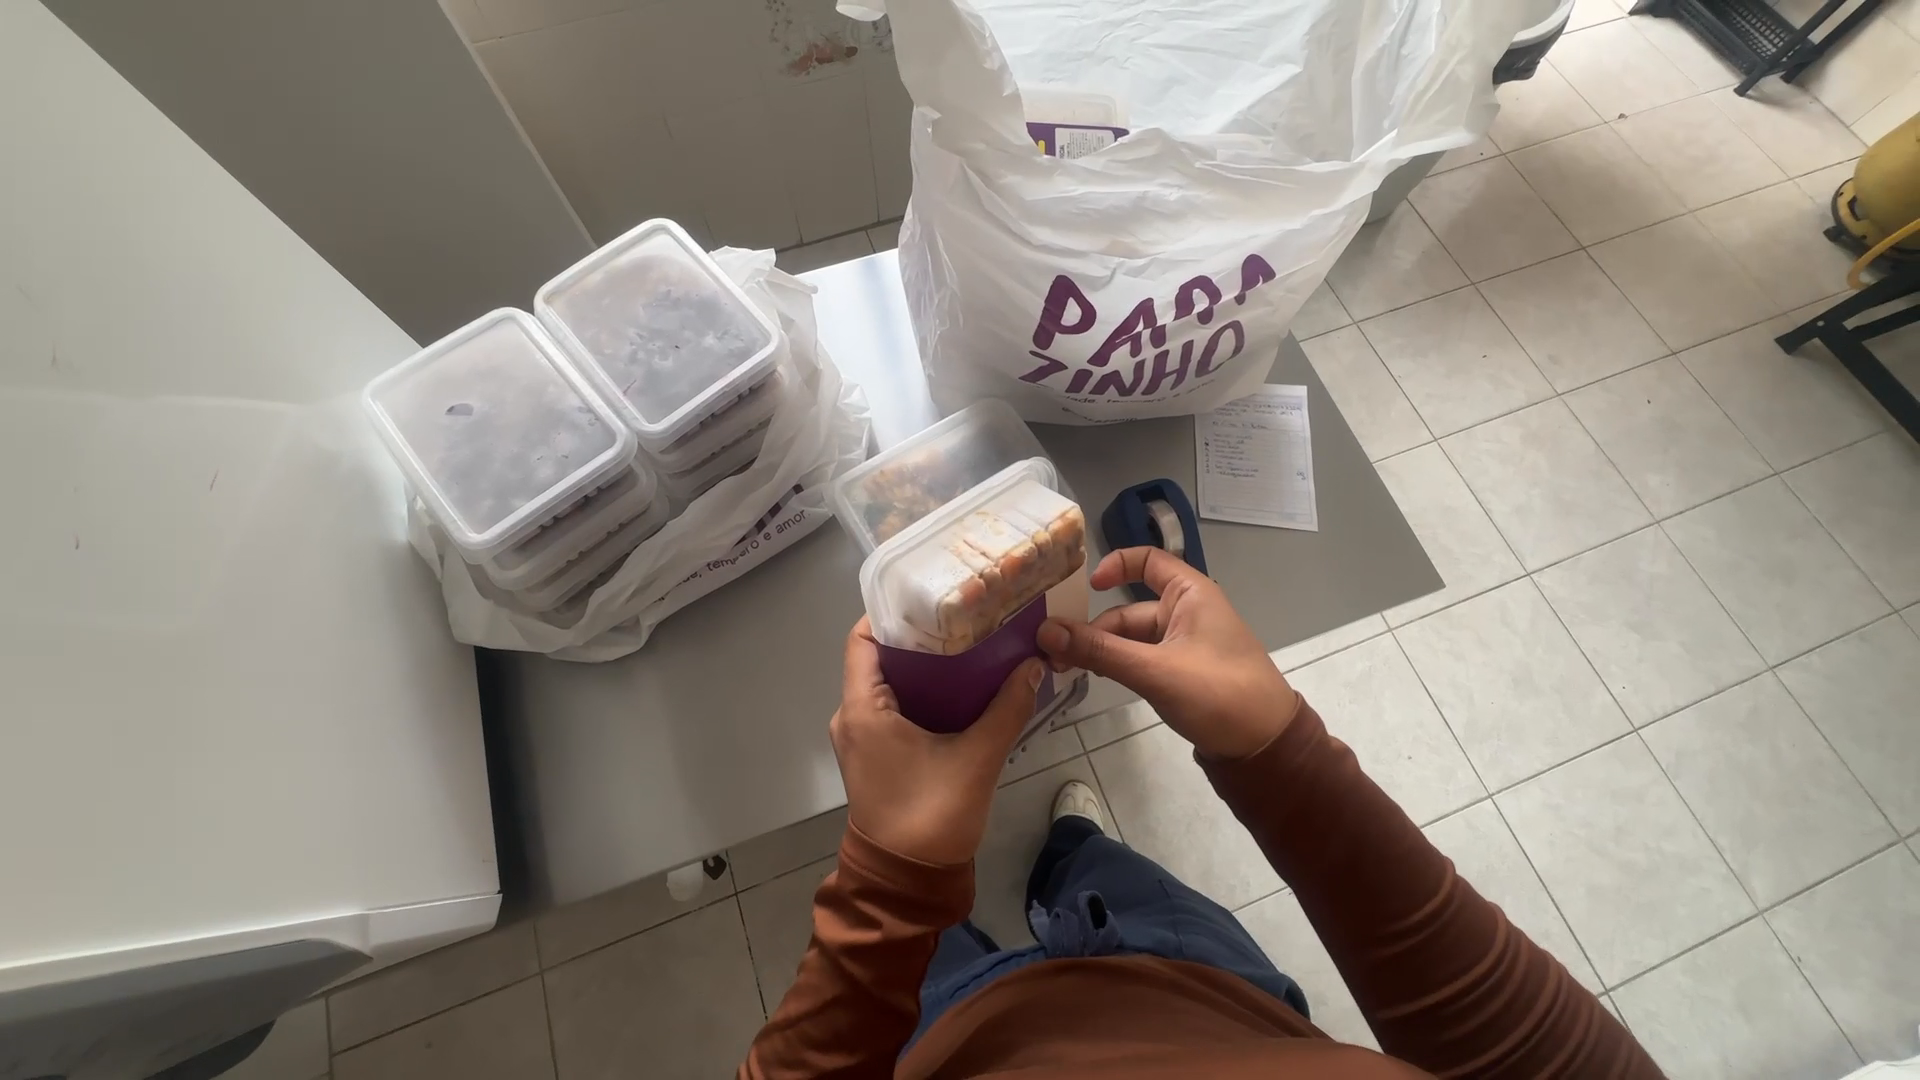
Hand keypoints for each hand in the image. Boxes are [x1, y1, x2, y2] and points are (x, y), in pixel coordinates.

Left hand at [830, 619, 1043, 865]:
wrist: (906, 883)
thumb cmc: (931, 816)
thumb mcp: (976, 758)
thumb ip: (1007, 709)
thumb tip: (1033, 665)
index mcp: (862, 709)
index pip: (862, 638)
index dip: (891, 612)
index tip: (932, 595)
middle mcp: (851, 715)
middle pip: (877, 656)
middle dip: (918, 635)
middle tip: (962, 616)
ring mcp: (860, 736)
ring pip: (886, 682)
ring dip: (922, 665)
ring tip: (967, 642)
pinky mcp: (874, 752)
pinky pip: (891, 706)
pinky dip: (920, 691)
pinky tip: (960, 685)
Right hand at [1037, 547, 1297, 759]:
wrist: (1267, 748)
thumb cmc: (1218, 694)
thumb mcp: (1154, 670)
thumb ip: (1098, 650)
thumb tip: (1045, 630)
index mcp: (1190, 594)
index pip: (1147, 560)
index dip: (1115, 565)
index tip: (1085, 589)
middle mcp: (1187, 612)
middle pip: (1129, 608)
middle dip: (1094, 628)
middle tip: (1054, 653)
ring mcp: (1184, 644)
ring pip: (1132, 638)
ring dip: (1103, 650)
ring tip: (1066, 670)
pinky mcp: (1182, 672)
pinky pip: (1141, 658)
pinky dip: (1118, 665)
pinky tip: (1096, 679)